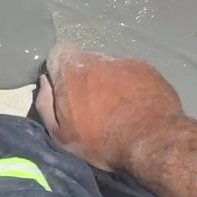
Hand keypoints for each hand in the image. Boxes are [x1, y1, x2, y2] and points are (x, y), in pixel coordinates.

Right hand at [35, 45, 185, 173]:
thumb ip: (45, 105)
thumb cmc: (101, 142)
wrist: (152, 141)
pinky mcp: (148, 69)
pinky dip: (130, 86)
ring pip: (109, 68)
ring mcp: (125, 61)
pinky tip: (135, 107)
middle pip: (84, 61)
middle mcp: (97, 58)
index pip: (57, 54)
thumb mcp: (60, 135)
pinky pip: (131, 74)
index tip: (65, 90)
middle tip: (92, 106)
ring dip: (108, 83)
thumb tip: (44, 83)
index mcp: (71, 71)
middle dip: (84, 79)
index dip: (59, 70)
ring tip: (117, 109)